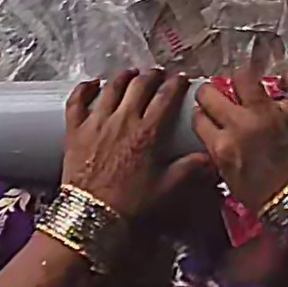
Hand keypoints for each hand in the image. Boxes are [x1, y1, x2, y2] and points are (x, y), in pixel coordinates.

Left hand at [63, 70, 208, 218]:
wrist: (90, 214)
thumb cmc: (130, 202)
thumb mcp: (165, 188)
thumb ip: (189, 169)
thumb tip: (212, 158)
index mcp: (147, 132)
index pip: (165, 97)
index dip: (176, 84)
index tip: (182, 78)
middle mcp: (122, 120)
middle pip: (139, 86)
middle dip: (152, 75)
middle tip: (158, 73)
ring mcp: (96, 121)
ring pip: (111, 87)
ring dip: (124, 76)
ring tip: (132, 72)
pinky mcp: (75, 128)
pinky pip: (77, 100)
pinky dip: (84, 88)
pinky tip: (92, 82)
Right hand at [191, 70, 287, 208]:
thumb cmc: (263, 194)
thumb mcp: (227, 175)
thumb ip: (218, 149)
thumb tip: (214, 129)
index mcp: (222, 145)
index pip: (199, 117)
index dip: (201, 114)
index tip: (205, 114)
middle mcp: (241, 124)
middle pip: (211, 93)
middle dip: (209, 93)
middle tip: (217, 97)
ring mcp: (269, 113)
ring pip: (245, 78)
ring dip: (242, 82)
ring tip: (245, 88)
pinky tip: (283, 81)